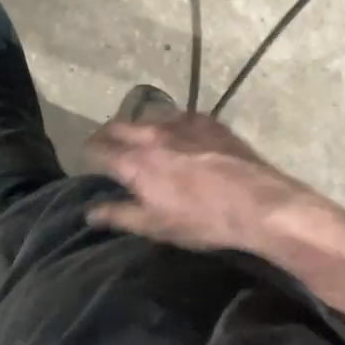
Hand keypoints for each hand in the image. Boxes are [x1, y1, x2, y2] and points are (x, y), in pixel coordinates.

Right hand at [84, 114, 317, 252]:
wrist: (258, 203)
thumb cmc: (201, 220)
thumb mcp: (155, 226)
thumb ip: (118, 215)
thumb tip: (90, 212)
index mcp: (134, 161)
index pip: (97, 149)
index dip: (88, 154)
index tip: (86, 160)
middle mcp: (153, 134)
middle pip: (119, 126)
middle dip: (108, 136)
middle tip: (108, 148)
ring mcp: (183, 124)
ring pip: (150, 118)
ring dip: (140, 128)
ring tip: (144, 142)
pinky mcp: (209, 122)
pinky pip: (181, 117)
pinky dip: (172, 126)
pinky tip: (182, 138)